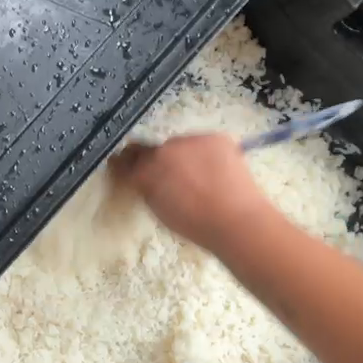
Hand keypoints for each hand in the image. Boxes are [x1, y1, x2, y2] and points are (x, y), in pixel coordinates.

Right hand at [111, 134, 271, 245]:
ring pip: (181, 145)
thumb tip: (145, 179)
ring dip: (184, 156)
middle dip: (160, 162)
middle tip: (175, 178)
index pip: (125, 161)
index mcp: (144, 172)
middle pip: (155, 151)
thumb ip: (147, 188)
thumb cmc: (195, 224)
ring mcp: (190, 141)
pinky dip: (207, 153)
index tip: (130, 168)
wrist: (236, 220)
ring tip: (201, 176)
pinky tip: (216, 170)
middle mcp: (162, 151)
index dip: (126, 164)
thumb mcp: (159, 209)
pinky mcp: (214, 137)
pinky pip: (204, 143)